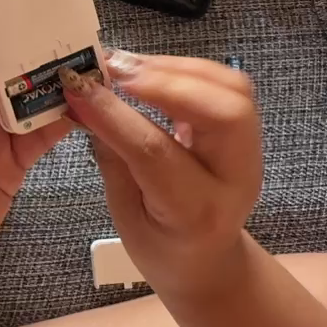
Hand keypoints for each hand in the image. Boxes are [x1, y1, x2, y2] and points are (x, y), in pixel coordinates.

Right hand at [59, 50, 262, 304]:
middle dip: (164, 81)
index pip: (155, 151)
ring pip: (231, 89)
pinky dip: (185, 68)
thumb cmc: (158, 244)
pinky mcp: (247, 130)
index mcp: (196, 212)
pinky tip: (148, 70)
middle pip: (223, 112)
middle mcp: (235, 178)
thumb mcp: (122, 210)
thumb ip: (110, 153)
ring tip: (126, 66)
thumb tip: (83, 99)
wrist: (208, 260)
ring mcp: (249, 151)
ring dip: (175, 67)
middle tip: (113, 71)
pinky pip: (226, 85)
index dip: (113, 113)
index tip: (77, 86)